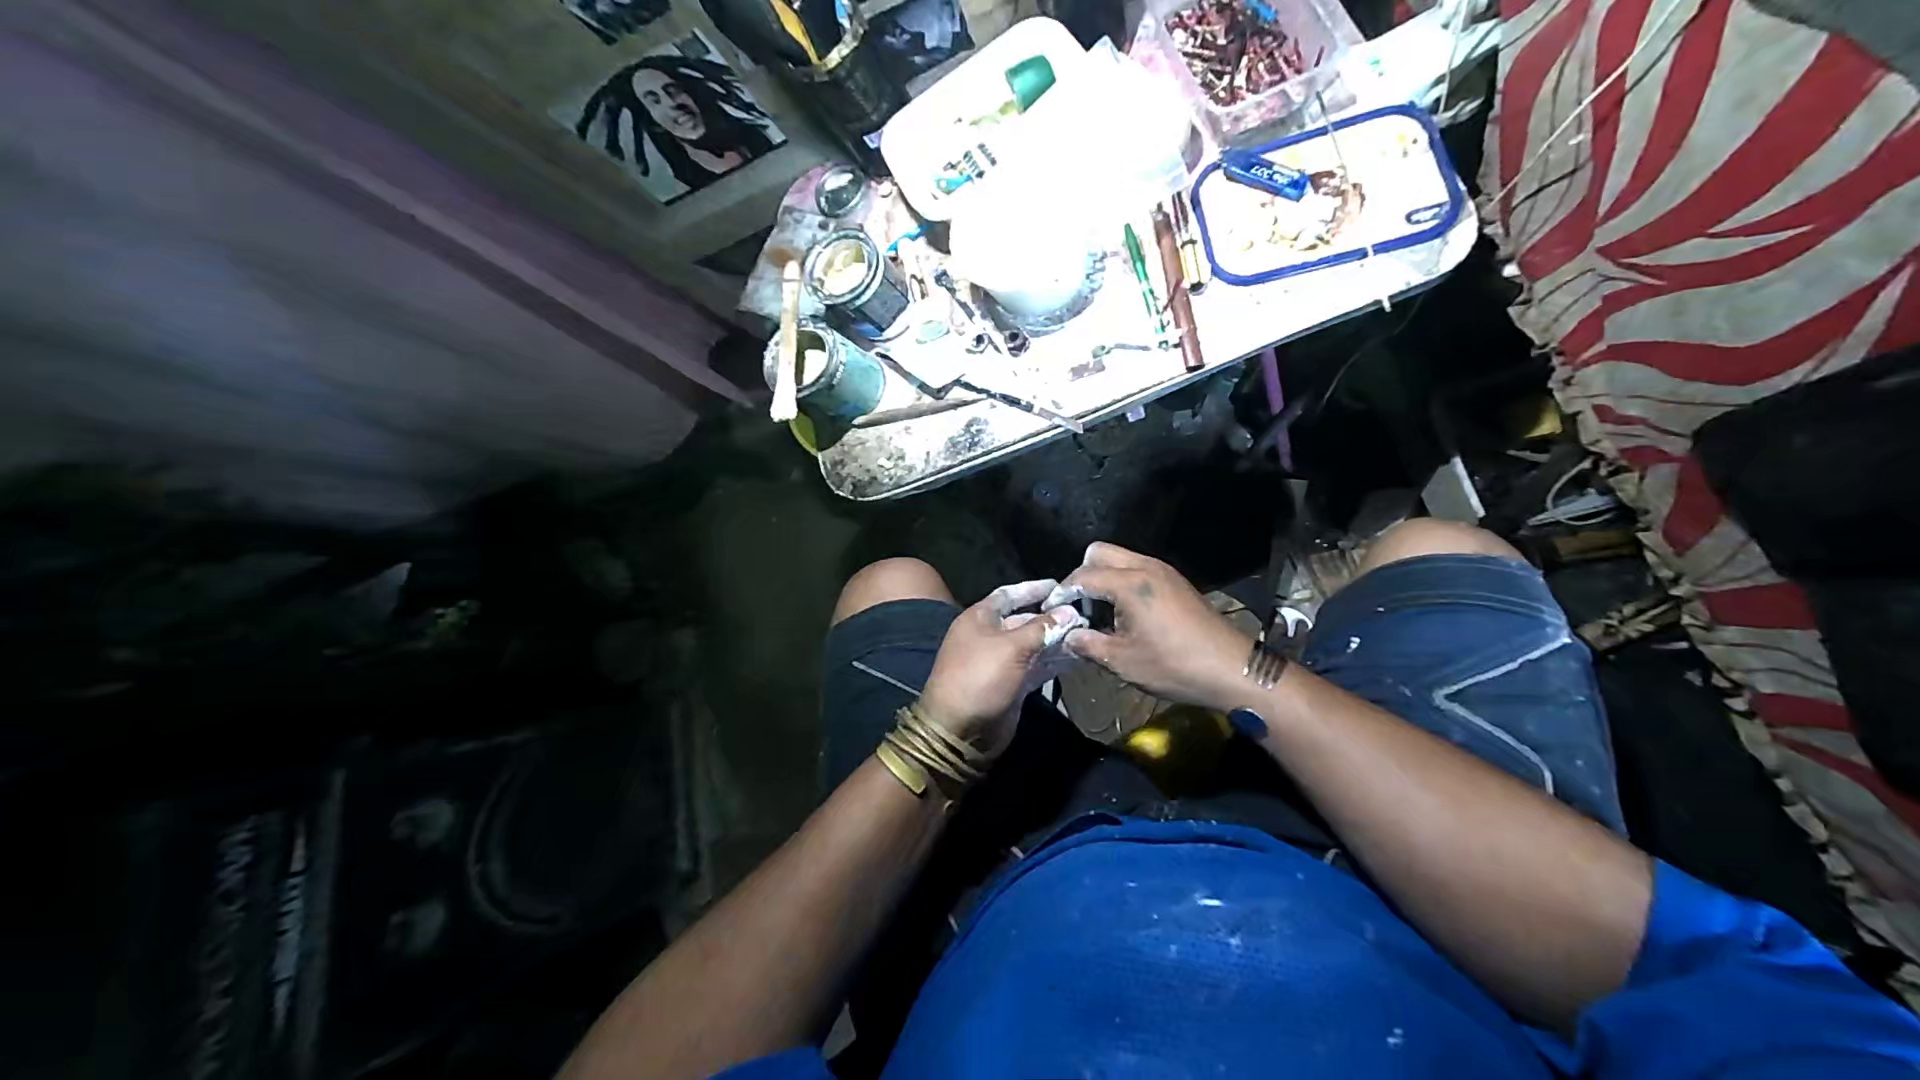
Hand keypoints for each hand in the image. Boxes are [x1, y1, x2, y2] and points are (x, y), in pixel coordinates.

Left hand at [918, 580, 1082, 758]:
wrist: (960, 731)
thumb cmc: (980, 678)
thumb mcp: (1011, 647)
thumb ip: (1042, 628)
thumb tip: (1070, 612)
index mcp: (980, 618)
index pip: (1009, 595)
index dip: (1033, 589)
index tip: (1060, 586)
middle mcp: (990, 636)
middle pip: (1025, 620)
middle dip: (1052, 617)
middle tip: (1085, 614)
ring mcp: (1001, 661)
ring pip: (1034, 645)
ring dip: (1058, 640)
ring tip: (1088, 635)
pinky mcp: (1013, 683)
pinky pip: (1037, 667)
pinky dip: (1055, 662)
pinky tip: (1079, 657)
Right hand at [1054, 543, 1257, 713]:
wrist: (1232, 669)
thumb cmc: (1174, 665)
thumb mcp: (1123, 661)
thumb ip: (1088, 644)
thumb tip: (1067, 636)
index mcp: (1130, 583)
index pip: (1082, 577)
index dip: (1062, 593)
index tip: (1052, 612)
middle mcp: (1146, 567)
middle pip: (1099, 552)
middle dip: (1082, 575)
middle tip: (1078, 606)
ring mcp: (1164, 572)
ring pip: (1120, 558)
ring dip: (1103, 577)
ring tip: (1099, 611)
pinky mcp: (1175, 581)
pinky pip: (1137, 568)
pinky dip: (1122, 581)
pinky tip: (1124, 613)